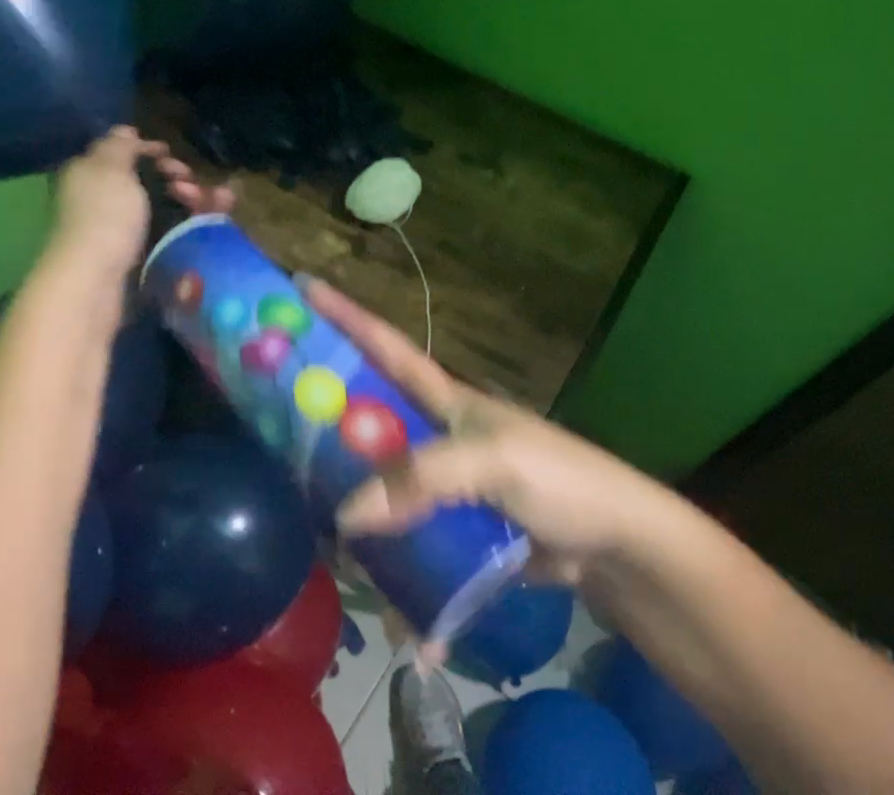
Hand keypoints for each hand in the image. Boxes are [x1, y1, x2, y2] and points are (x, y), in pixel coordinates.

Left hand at [53, 127, 235, 268]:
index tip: (173, 157)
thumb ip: (120, 146)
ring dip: (192, 201)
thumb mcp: (111, 167)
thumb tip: (126, 131)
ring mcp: (120, 230)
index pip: (125, 154)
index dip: (152, 152)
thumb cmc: (104, 217)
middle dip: (177, 179)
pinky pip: (167, 233)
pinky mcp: (136, 257)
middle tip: (191, 186)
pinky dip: (189, 226)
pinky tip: (212, 222)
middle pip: (148, 182)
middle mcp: (103, 199)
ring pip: (163, 208)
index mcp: (91, 173)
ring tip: (219, 204)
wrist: (96, 282)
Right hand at [304, 278, 666, 584]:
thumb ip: (423, 479)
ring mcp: (448, 488)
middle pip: (372, 426)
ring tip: (322, 540)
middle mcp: (441, 438)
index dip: (349, 319)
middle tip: (276, 435)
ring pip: (385, 491)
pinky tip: (387, 607)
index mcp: (451, 403)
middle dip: (329, 427)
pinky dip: (398, 572)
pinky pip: (413, 544)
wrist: (617, 546)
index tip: (304, 285)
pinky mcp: (458, 532)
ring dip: (358, 514)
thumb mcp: (495, 463)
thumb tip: (349, 516)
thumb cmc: (562, 482)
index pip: (390, 351)